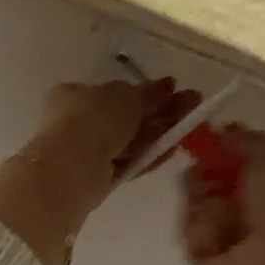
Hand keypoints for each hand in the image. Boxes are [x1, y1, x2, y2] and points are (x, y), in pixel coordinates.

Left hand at [21, 79, 204, 222]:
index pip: (114, 92)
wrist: (70, 168)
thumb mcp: (125, 97)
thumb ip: (148, 93)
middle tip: (194, 106)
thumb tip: (167, 86)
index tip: (174, 90)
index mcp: (75, 94)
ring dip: (160, 133)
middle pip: (125, 117)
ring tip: (193, 125)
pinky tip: (174, 148)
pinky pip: (128, 162)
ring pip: (129, 141)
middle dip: (160, 112)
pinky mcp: (96, 178)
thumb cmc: (93, 119)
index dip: (145, 92)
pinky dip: (149, 155)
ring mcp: (86, 151)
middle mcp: (77, 121)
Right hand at [180, 127, 264, 264]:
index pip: (233, 152)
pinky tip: (216, 238)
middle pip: (206, 173)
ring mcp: (226, 229)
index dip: (217, 144)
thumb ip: (247, 139)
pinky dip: (200, 229)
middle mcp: (249, 201)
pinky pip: (189, 229)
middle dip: (202, 170)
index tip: (203, 139)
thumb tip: (221, 130)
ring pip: (193, 198)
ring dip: (202, 200)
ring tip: (219, 212)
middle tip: (208, 176)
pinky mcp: (206, 256)